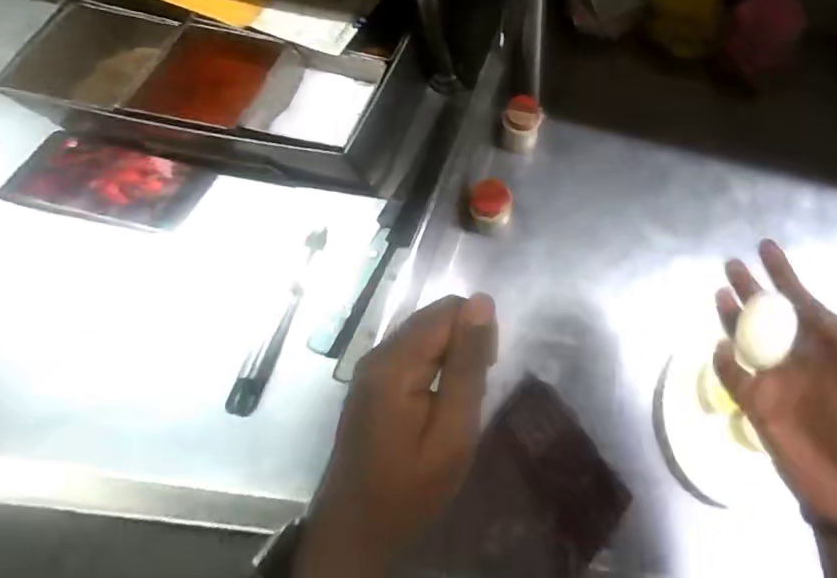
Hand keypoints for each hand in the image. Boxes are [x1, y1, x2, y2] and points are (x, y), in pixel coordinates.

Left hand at [297, 294, 497, 577]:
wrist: (352, 535)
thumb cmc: (408, 491)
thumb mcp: (452, 434)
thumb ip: (468, 365)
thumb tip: (482, 301)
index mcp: (395, 360)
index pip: (448, 309)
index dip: (476, 332)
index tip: (485, 375)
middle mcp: (378, 351)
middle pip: (435, 317)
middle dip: (464, 344)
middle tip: (471, 396)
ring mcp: (370, 365)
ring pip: (425, 334)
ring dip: (450, 357)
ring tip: (455, 405)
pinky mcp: (371, 380)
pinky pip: (412, 352)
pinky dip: (434, 368)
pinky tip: (437, 406)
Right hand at [713, 241, 836, 527]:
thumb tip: (813, 307)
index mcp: (822, 346)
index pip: (798, 300)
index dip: (782, 273)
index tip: (765, 245)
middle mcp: (793, 355)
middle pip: (764, 313)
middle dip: (749, 286)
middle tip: (733, 263)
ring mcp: (772, 377)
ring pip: (743, 337)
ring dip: (731, 315)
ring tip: (722, 293)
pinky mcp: (755, 403)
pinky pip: (731, 375)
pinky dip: (723, 360)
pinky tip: (722, 346)